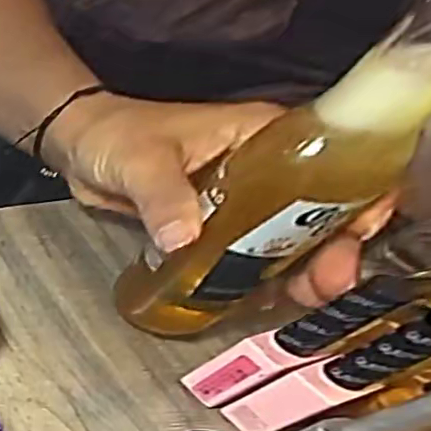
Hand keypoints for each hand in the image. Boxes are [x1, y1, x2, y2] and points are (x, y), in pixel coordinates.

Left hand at [48, 92, 396, 306]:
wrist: (74, 143)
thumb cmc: (112, 134)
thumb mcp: (142, 164)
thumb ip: (163, 200)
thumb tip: (184, 240)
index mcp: (268, 134)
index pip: (340, 166)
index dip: (357, 205)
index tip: (352, 241)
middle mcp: (263, 161)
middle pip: (314, 208)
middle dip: (325, 248)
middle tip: (322, 284)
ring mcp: (234, 190)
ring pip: (275, 231)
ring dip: (287, 264)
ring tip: (294, 296)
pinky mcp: (201, 213)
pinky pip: (233, 242)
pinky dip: (242, 265)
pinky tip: (249, 291)